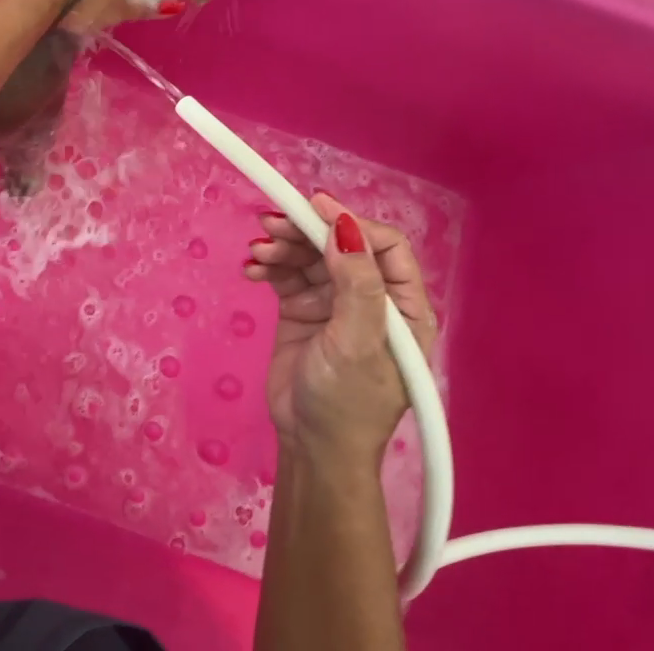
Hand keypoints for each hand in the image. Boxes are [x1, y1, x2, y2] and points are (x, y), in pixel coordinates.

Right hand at [243, 193, 436, 466]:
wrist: (310, 445)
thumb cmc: (348, 401)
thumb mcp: (357, 343)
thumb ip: (356, 284)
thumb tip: (343, 226)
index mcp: (402, 306)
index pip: (383, 247)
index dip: (350, 223)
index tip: (314, 207)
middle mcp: (370, 298)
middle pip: (339, 245)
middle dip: (307, 231)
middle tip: (272, 224)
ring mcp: (333, 303)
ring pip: (309, 256)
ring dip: (282, 247)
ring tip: (257, 252)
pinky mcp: (301, 311)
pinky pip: (286, 275)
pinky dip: (269, 266)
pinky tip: (252, 270)